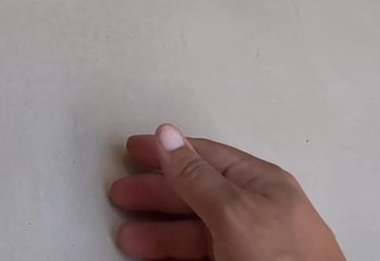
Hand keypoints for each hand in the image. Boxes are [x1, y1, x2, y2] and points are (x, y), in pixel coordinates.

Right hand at [109, 125, 345, 260]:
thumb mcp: (234, 214)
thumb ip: (196, 176)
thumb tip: (165, 132)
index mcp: (261, 185)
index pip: (205, 156)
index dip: (166, 150)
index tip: (129, 150)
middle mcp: (258, 212)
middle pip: (197, 193)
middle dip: (156, 194)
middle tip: (118, 197)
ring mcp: (254, 251)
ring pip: (198, 232)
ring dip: (160, 233)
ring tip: (126, 241)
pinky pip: (205, 260)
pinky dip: (178, 258)